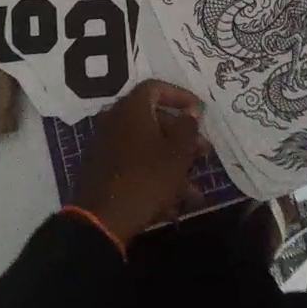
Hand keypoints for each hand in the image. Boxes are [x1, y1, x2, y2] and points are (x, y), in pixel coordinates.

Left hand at [72, 79, 209, 242]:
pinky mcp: (103, 171)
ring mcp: (106, 147)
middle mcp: (115, 121)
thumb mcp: (178, 153)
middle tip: (204, 153)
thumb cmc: (147, 178)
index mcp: (131, 109)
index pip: (156, 88)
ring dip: (173, 164)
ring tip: (194, 190)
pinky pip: (135, 165)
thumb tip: (192, 110)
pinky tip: (174, 205)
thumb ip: (188, 127)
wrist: (103, 220)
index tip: (199, 112)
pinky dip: (155, 177)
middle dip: (182, 137)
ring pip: (147, 147)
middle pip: (153, 119)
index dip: (181, 96)